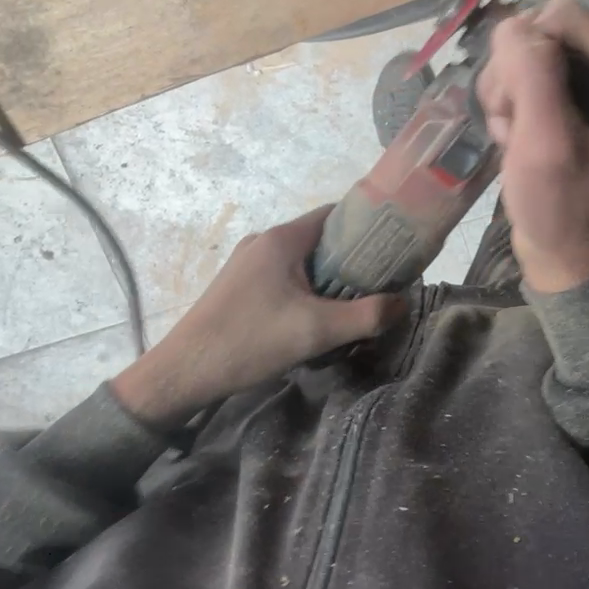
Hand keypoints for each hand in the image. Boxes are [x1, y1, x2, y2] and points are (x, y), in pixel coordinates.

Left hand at [109, 207, 406, 427]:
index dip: (368, 228)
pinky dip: (306, 288)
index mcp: (282, 239)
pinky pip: (284, 275)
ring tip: (354, 302)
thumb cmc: (250, 342)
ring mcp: (247, 263)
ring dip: (329, 277)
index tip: (393, 248)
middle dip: (353, 258)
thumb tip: (404, 303)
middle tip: (380, 282)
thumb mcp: (318, 331)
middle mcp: (264, 241)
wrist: (184, 373)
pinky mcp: (239, 285)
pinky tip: (316, 315)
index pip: (336, 215)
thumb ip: (368, 315)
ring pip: (303, 260)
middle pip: (321, 239)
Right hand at [476, 0, 588, 292]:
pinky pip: (527, 66)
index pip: (564, 14)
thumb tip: (515, 25)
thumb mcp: (544, 145)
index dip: (528, 54)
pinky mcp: (578, 90)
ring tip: (516, 137)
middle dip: (516, 75)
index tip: (523, 109)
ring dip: (508, 90)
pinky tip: (517, 136)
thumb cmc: (559, 207)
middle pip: (546, 26)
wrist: (562, 251)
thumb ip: (534, 78)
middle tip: (517, 126)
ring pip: (529, 45)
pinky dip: (511, 99)